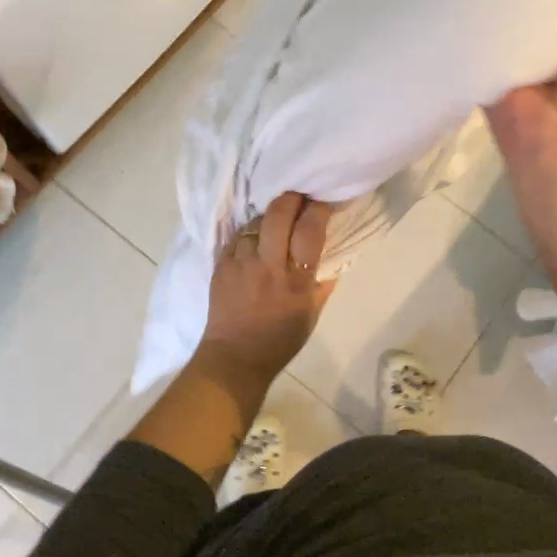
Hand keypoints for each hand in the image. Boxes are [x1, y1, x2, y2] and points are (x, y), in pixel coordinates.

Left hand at [197, 193, 336, 383]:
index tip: (323, 204)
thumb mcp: (312, 314)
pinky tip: (255, 240)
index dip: (318, 210)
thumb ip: (323, 282)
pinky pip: (237, 237)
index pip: (310, 230)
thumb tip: (335, 255)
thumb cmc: (280, 340)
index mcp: (295, 281)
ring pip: (256, 222)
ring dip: (268, 216)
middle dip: (291, 199)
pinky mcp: (221, 265)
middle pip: (279, 214)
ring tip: (275, 222)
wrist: (235, 357)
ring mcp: (240, 263)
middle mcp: (268, 266)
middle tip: (299, 198)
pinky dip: (249, 234)